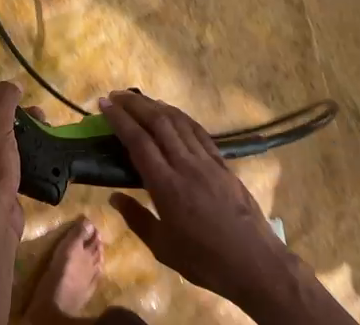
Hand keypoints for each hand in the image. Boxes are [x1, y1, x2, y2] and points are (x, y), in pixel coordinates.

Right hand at [100, 91, 293, 308]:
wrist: (256, 265)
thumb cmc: (205, 261)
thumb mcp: (163, 248)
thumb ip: (136, 219)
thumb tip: (113, 197)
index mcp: (166, 186)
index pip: (138, 141)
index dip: (119, 119)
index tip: (104, 104)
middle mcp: (185, 166)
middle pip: (158, 123)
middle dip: (134, 104)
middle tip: (116, 95)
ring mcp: (207, 162)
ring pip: (179, 122)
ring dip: (156, 106)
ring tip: (140, 99)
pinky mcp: (223, 164)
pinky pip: (199, 132)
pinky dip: (182, 118)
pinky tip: (173, 114)